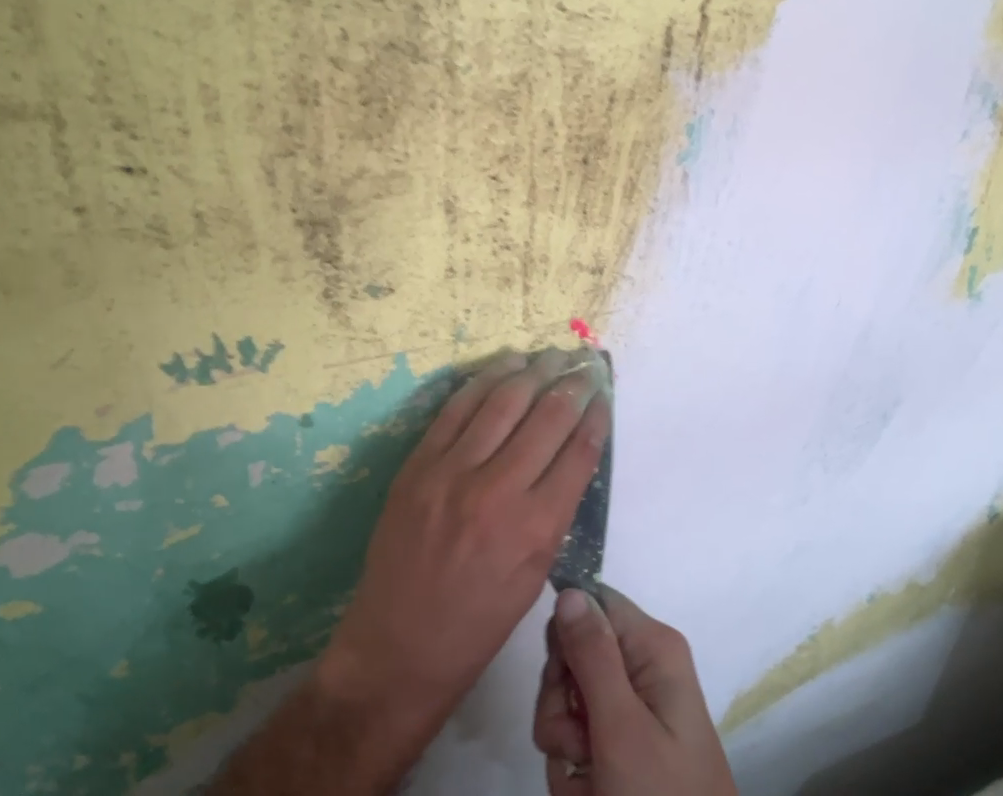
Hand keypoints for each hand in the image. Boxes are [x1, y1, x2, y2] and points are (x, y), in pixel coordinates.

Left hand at [319, 347, 611, 726]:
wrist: (398, 646)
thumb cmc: (476, 624)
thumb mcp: (535, 575)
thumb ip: (555, 511)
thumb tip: (570, 456)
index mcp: (536, 527)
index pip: (578, 451)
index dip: (596, 417)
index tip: (604, 396)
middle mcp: (498, 490)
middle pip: (546, 416)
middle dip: (572, 384)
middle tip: (583, 365)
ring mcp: (451, 472)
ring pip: (502, 401)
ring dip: (531, 371)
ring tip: (550, 355)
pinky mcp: (417, 465)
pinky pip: (455, 409)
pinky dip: (483, 382)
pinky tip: (503, 367)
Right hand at [534, 586, 738, 795]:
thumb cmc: (660, 793)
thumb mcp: (622, 727)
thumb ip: (593, 657)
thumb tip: (570, 590)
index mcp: (653, 648)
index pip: (592, 603)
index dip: (566, 637)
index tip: (563, 680)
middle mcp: (643, 667)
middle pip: (572, 656)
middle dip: (560, 704)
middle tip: (578, 744)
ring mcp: (631, 706)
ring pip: (566, 702)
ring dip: (563, 743)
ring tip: (590, 777)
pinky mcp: (621, 740)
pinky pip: (574, 737)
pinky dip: (574, 768)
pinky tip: (591, 790)